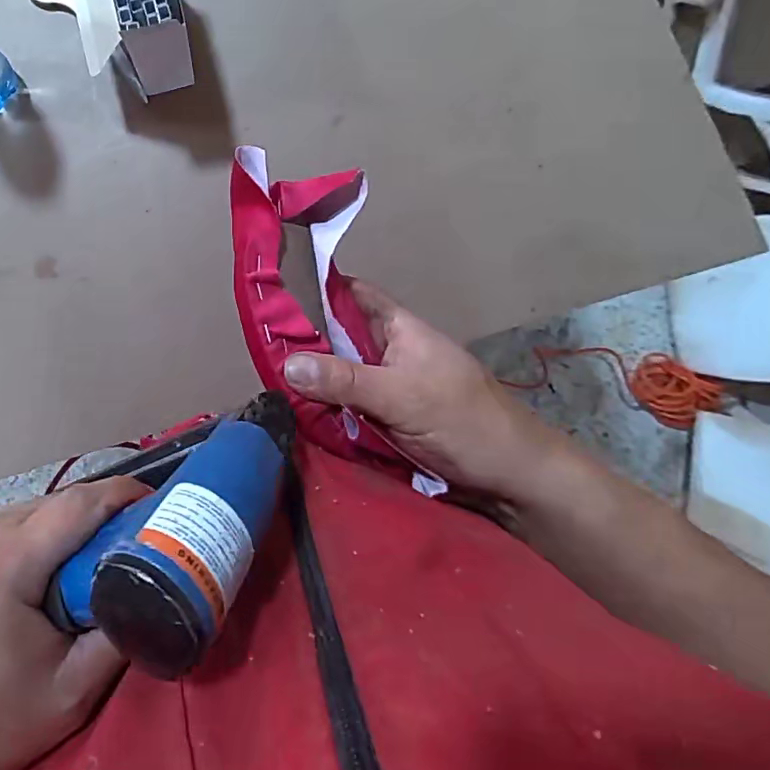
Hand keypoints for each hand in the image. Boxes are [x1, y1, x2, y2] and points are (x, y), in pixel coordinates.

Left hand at [0, 477, 150, 769]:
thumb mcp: (73, 689)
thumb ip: (119, 630)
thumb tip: (152, 588)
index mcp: (2, 564)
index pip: (75, 506)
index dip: (121, 494)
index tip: (155, 500)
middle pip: (55, 503)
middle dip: (100, 513)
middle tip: (138, 536)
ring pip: (33, 510)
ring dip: (71, 525)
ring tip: (103, 552)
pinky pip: (12, 525)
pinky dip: (43, 535)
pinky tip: (59, 565)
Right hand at [282, 278, 582, 502]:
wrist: (513, 481)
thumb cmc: (466, 422)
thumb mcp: (402, 396)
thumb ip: (345, 380)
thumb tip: (287, 364)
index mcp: (398, 328)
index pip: (350, 294)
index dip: (315, 288)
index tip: (273, 291)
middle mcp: (387, 351)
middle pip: (335, 337)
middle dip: (301, 342)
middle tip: (257, 346)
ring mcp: (385, 386)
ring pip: (336, 374)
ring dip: (309, 380)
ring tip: (264, 378)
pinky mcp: (383, 419)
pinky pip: (343, 406)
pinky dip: (323, 409)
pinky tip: (294, 412)